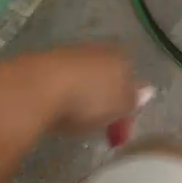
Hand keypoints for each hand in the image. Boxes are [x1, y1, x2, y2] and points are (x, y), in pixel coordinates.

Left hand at [0, 43, 147, 134]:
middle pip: (106, 75)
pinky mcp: (41, 63)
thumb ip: (133, 100)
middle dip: (104, 98)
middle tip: (95, 126)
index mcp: (120, 57)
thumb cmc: (86, 98)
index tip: (118, 132)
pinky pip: (59, 80)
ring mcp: (69, 54)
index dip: (127, 106)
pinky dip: (60, 95)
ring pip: (82, 76)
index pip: (131, 78)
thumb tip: (147, 92)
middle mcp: (98, 50)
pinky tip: (52, 111)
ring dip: (81, 96)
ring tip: (72, 121)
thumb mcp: (118, 106)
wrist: (34, 87)